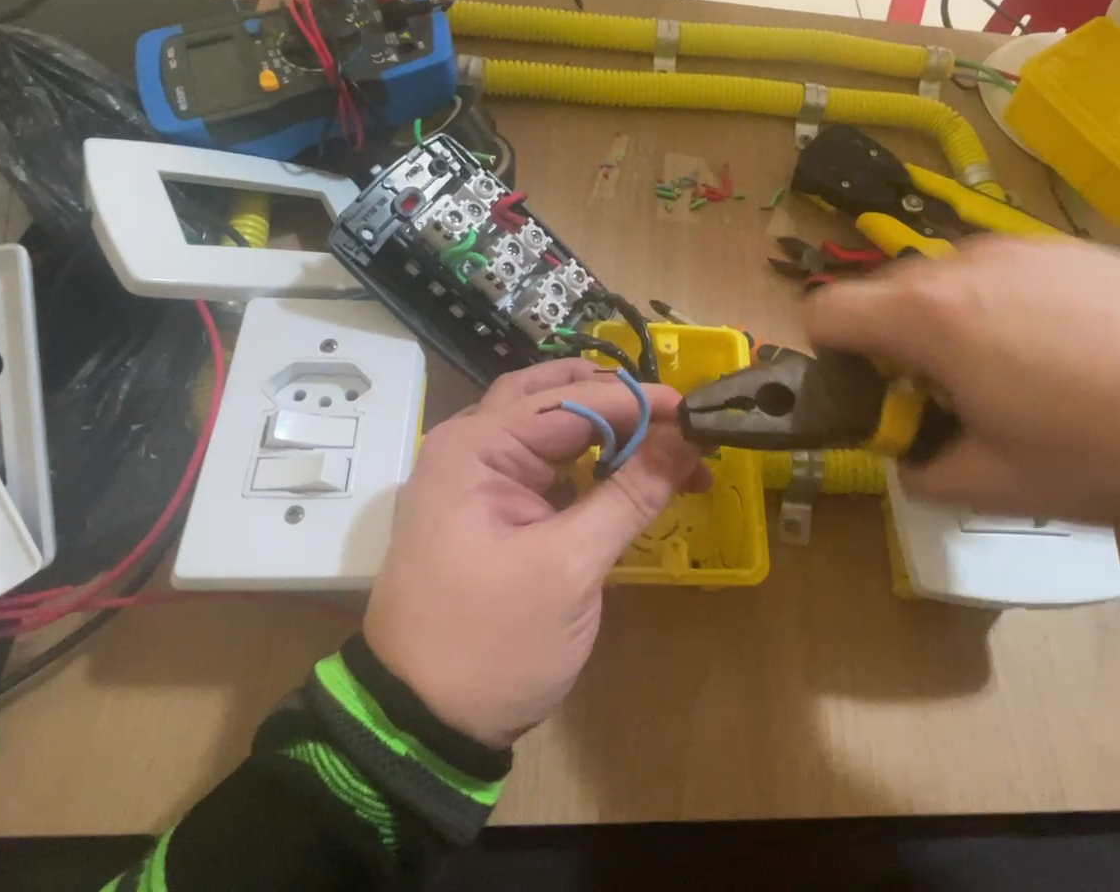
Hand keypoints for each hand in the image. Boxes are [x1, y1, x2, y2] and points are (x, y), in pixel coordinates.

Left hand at [363, 360, 710, 748]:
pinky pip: (539, 465)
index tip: (697, 415)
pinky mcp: (485, 510)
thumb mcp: (569, 567)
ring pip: (546, 428)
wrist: (422, 721)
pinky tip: (621, 473)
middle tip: (675, 420)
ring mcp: (472, 479)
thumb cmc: (492, 643)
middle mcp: (468, 447)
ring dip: (603, 429)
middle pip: (551, 399)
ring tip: (659, 444)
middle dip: (616, 404)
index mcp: (476, 448)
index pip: (570, 401)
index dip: (638, 403)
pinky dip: (584, 462)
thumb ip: (628, 495)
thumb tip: (686, 440)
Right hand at [803, 237, 1119, 520]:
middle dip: (896, 354)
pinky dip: (1009, 321)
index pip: (823, 314)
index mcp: (928, 315)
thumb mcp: (999, 486)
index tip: (878, 408)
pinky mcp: (1082, 249)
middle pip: (886, 298)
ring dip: (954, 337)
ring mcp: (1029, 247)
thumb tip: (914, 454)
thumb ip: (923, 469)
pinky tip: (1082, 368)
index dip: (830, 365)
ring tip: (1027, 392)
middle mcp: (967, 264)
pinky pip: (1010, 282)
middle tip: (954, 412)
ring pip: (951, 290)